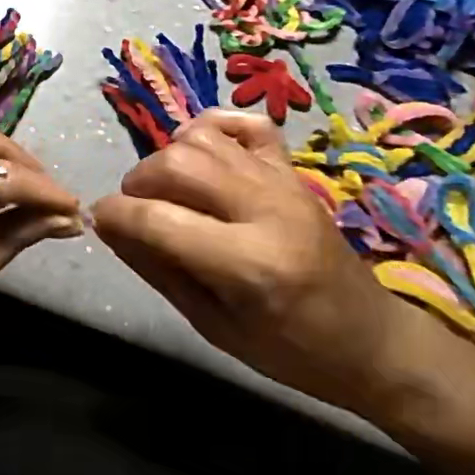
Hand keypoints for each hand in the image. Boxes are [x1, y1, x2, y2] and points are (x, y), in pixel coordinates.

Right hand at [92, 110, 443, 416]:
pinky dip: (212, 127)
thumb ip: (157, 270)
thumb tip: (110, 226)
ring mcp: (284, 183)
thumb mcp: (213, 326)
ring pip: (201, 138)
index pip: (156, 219)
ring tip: (168, 189)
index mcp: (249, 264)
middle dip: (136, 183)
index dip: (114, 215)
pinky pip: (245, 124)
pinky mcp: (293, 170)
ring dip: (168, 158)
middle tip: (136, 210)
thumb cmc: (292, 350)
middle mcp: (266, 210)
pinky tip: (201, 153)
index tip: (102, 221)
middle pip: (175, 165)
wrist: (373, 341)